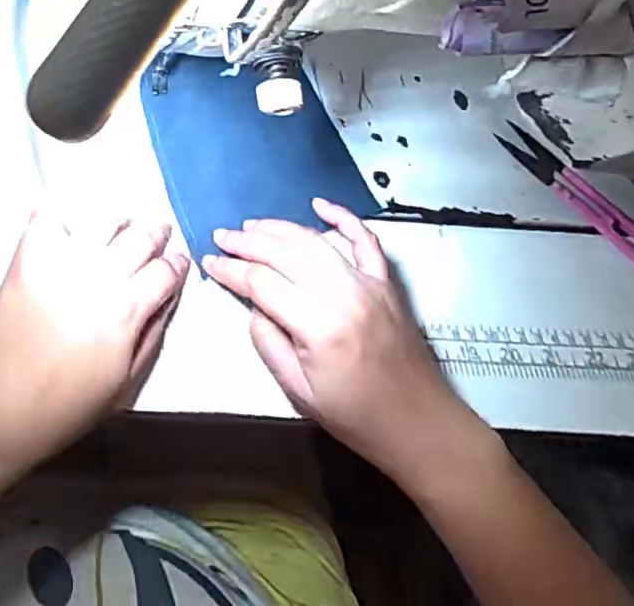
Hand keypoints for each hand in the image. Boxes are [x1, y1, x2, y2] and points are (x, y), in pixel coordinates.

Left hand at [0, 212, 189, 467]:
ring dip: (116, 221)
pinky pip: (49, 217)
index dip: (176, 264)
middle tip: (158, 230)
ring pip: (102, 220)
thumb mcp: (125, 380)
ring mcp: (63, 258)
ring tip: (119, 223)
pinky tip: (69, 221)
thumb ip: (150, 334)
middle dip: (154, 232)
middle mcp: (100, 274)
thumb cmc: (66, 402)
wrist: (2, 398)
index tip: (177, 260)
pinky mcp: (29, 253)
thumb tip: (165, 300)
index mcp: (128, 308)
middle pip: (139, 237)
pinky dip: (61, 214)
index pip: (165, 271)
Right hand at [203, 198, 480, 482]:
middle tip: (221, 236)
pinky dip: (343, 218)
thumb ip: (267, 340)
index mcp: (319, 326)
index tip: (209, 262)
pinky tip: (320, 205)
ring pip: (314, 241)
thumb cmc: (357, 417)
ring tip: (251, 226)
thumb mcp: (297, 389)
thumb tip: (253, 304)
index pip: (261, 282)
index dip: (230, 270)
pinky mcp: (386, 284)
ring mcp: (369, 285)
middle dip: (246, 242)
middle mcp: (344, 296)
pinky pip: (365, 241)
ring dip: (278, 228)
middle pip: (284, 253)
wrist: (424, 429)